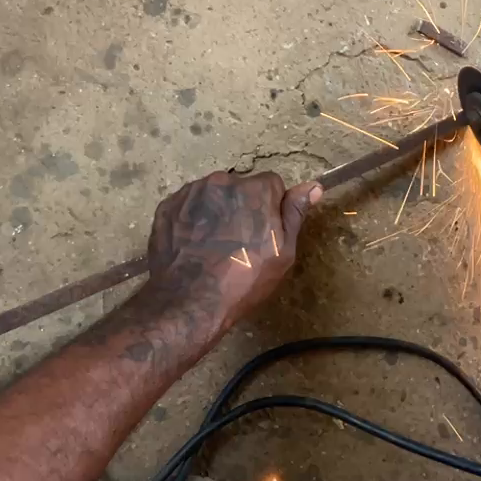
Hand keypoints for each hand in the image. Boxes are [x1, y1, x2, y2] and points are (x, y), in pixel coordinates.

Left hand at [141, 171, 322, 342]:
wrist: (190, 301)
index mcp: (255, 188)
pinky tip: (193, 246)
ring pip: (212, 195)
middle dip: (242, 207)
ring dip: (216, 212)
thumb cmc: (245, 278)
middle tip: (239, 243)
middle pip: (240, 188)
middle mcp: (223, 180)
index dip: (271, 209)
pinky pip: (188, 206)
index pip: (271, 185)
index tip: (264, 234)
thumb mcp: (282, 251)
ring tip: (213, 247)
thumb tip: (313, 186)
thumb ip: (295, 213)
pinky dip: (192, 220)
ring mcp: (191, 191)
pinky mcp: (168, 206)